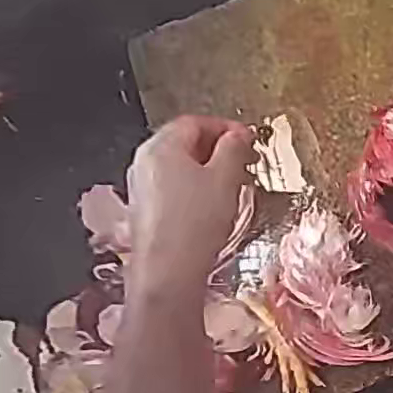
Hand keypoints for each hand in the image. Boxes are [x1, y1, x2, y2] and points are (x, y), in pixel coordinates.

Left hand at [125, 116, 253, 300]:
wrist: (169, 270)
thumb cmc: (197, 221)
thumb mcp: (225, 179)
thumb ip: (234, 150)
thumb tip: (240, 134)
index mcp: (162, 146)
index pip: (195, 122)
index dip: (226, 127)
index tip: (250, 139)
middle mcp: (145, 161)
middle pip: (184, 142)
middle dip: (218, 148)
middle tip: (246, 160)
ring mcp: (142, 187)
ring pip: (179, 166)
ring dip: (208, 169)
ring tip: (234, 184)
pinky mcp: (146, 210)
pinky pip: (173, 188)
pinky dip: (196, 188)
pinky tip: (214, 206)